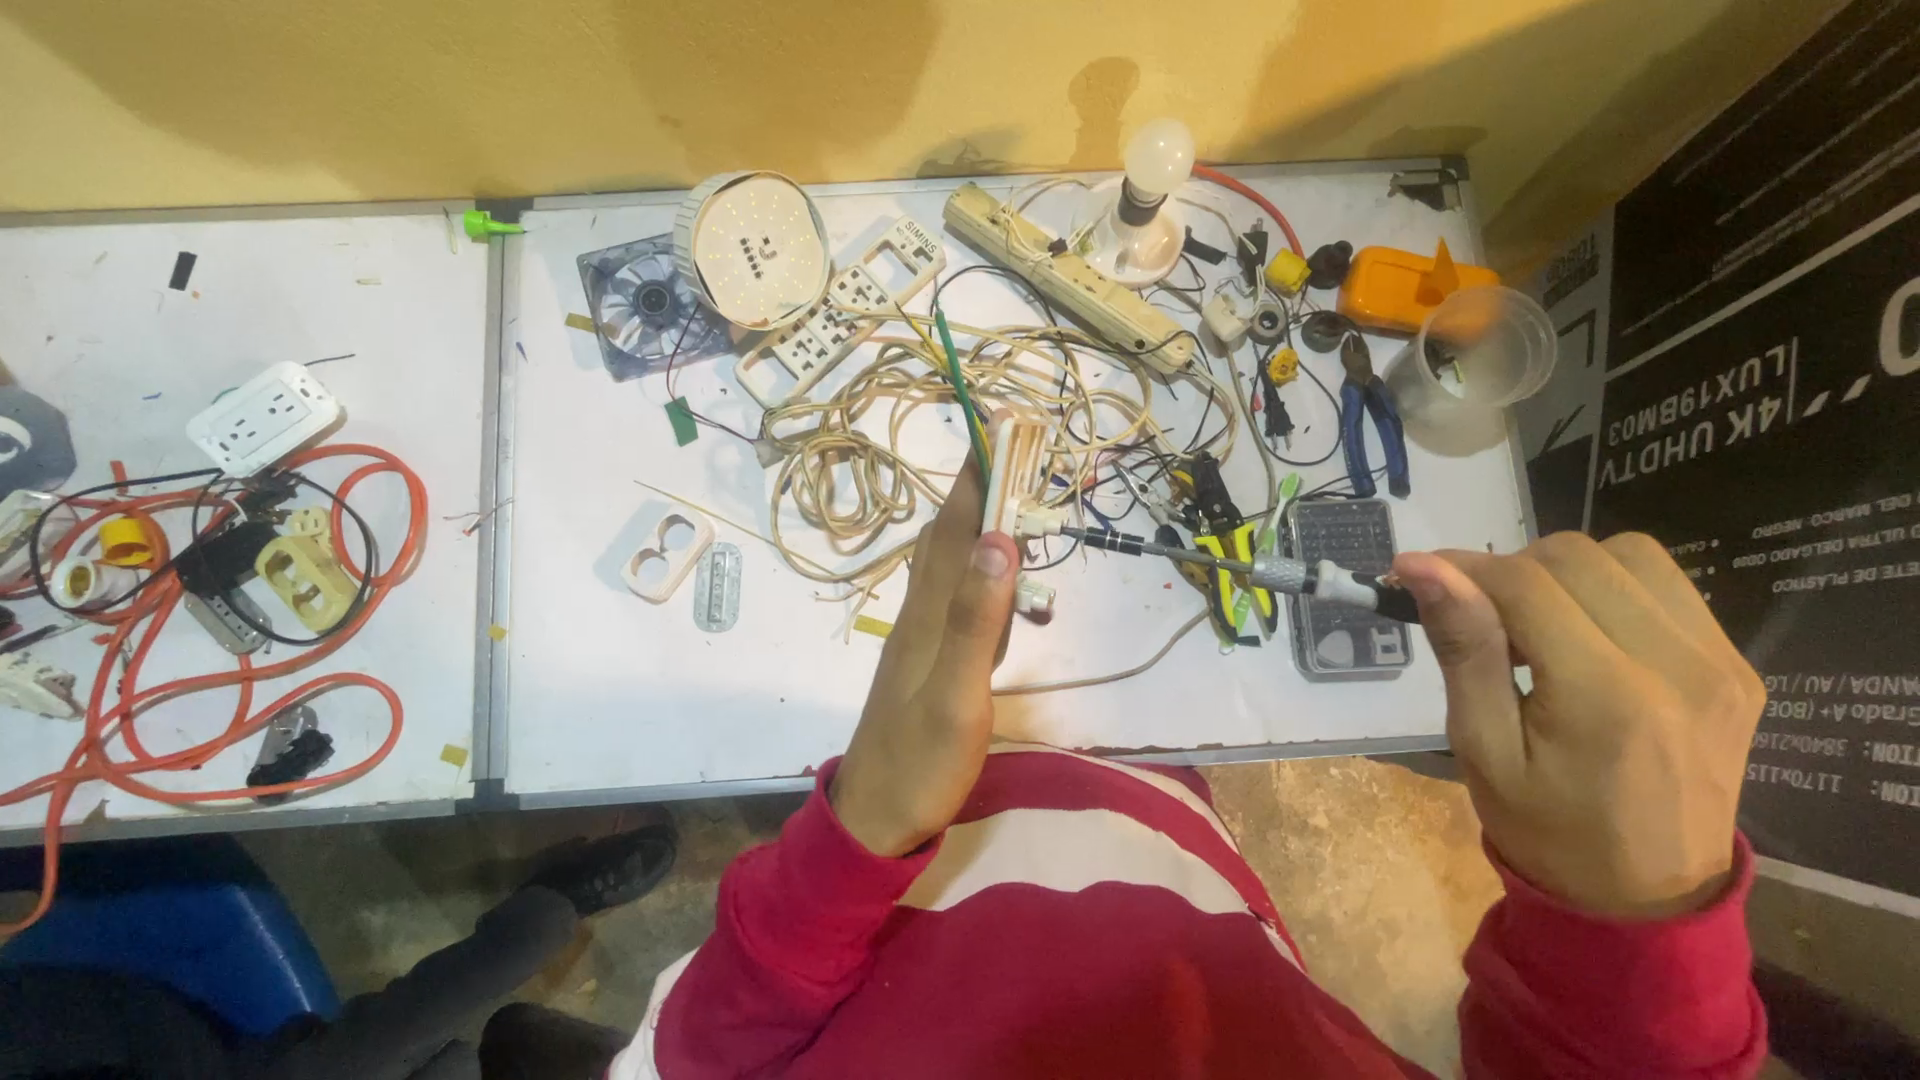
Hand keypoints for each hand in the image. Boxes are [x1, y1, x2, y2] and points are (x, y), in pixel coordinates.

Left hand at [829, 461, 1018, 856]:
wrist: (877, 814)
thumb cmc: (922, 760)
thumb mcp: (958, 695)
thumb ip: (978, 620)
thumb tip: (999, 538)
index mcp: (930, 611)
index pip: (955, 526)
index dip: (975, 477)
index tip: (998, 428)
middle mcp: (921, 611)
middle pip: (949, 536)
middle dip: (981, 492)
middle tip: (1018, 463)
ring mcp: (921, 636)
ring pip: (950, 565)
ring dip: (981, 532)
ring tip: (1017, 514)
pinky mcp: (926, 659)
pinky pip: (956, 601)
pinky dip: (983, 581)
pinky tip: (1004, 596)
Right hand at [1393, 533, 1765, 918]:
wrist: (1646, 895)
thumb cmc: (1543, 828)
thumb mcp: (1481, 747)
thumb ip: (1464, 650)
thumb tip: (1422, 567)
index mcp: (1606, 696)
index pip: (1525, 583)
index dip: (1461, 567)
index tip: (1415, 575)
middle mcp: (1678, 666)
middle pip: (1576, 557)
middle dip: (1508, 569)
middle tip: (1476, 615)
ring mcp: (1720, 663)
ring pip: (1627, 554)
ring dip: (1563, 571)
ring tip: (1531, 621)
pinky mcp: (1737, 666)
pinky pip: (1664, 585)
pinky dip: (1609, 587)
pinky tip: (1582, 632)